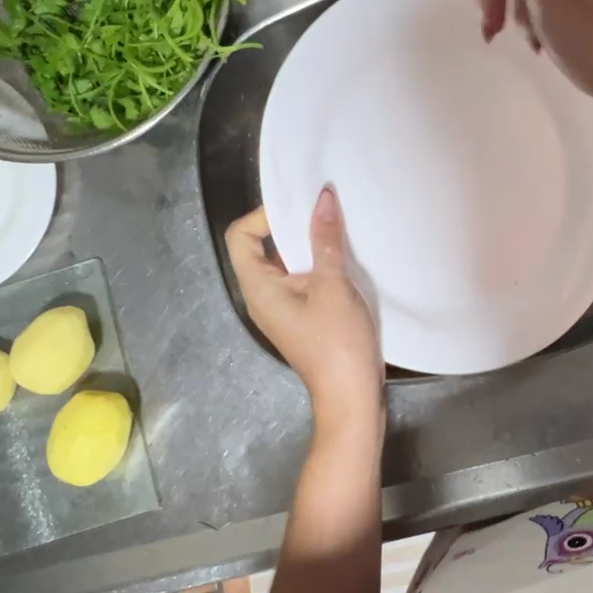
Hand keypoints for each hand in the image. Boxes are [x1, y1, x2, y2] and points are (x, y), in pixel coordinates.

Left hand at [226, 190, 383, 426]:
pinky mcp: (305, 316)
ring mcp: (285, 308)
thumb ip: (326, 240)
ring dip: (311, 244)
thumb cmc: (336, 342)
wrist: (351, 395)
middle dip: (293, 225)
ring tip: (340, 228)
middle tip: (325, 209)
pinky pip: (305, 280)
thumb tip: (322, 197)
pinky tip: (348, 257)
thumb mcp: (333, 286)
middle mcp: (264, 295)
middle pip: (265, 247)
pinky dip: (321, 264)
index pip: (240, 236)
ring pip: (289, 263)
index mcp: (258, 287)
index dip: (264, 215)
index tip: (300, 208)